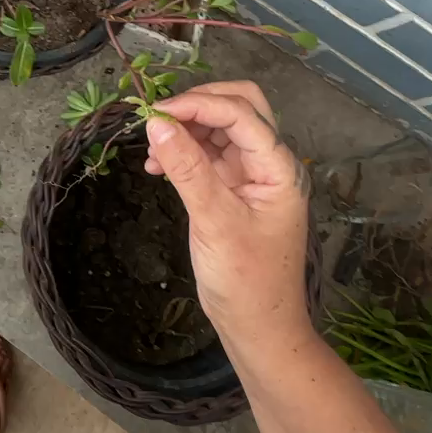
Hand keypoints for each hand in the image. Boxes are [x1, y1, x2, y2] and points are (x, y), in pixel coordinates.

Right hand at [144, 81, 310, 339]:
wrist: (257, 329)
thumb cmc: (246, 280)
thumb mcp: (214, 222)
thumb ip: (186, 168)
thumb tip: (155, 123)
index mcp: (278, 167)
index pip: (241, 113)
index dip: (198, 104)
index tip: (156, 113)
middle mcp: (266, 163)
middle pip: (238, 106)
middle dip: (198, 103)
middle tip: (159, 118)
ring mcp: (248, 174)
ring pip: (219, 125)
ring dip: (186, 126)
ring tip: (152, 146)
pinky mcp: (230, 187)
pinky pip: (205, 151)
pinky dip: (181, 149)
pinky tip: (156, 165)